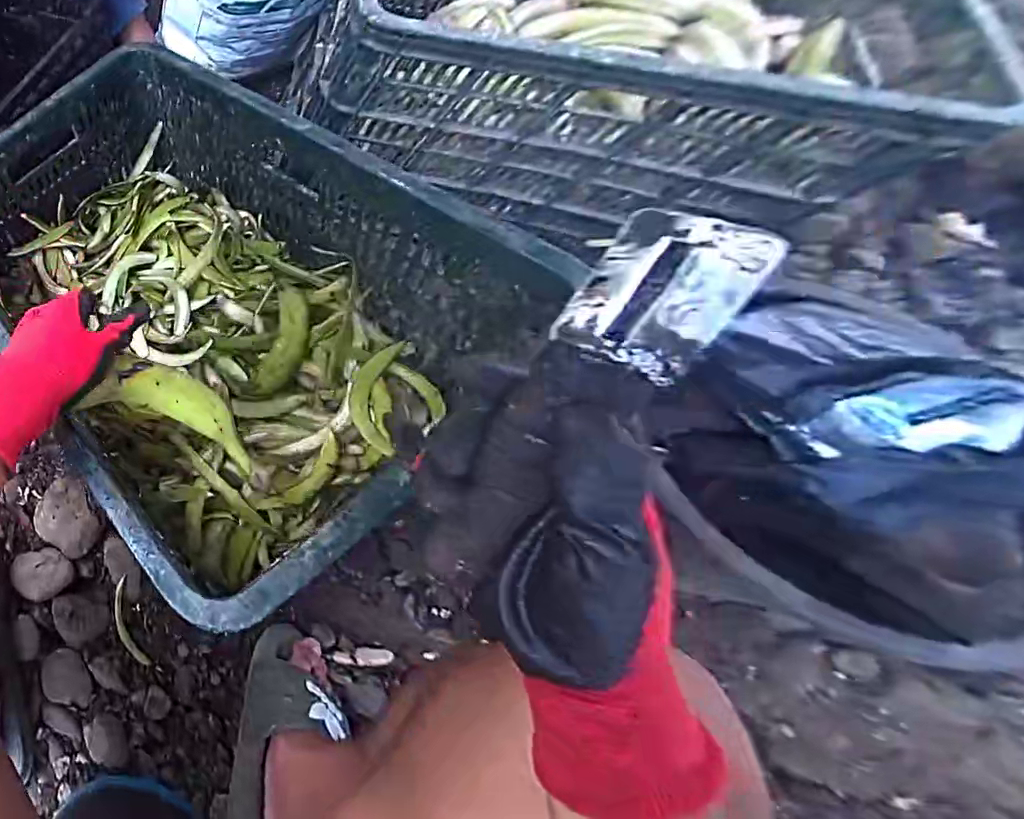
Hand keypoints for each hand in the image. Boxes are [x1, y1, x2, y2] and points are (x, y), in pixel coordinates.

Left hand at [0, 290, 141, 467]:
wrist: (22, 394)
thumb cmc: (63, 368)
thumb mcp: (98, 351)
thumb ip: (115, 332)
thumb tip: (133, 317)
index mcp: (63, 306)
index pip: (85, 297)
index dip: (97, 311)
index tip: (104, 326)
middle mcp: (42, 312)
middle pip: (67, 314)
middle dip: (79, 328)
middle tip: (91, 348)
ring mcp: (26, 329)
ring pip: (51, 330)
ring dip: (62, 342)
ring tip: (73, 364)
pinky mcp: (16, 348)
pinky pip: (38, 346)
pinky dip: (47, 354)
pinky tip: (54, 372)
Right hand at [419, 347, 726, 816]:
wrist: (561, 669)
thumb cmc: (602, 614)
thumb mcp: (613, 551)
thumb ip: (599, 484)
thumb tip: (583, 407)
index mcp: (592, 466)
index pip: (552, 401)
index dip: (516, 385)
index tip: (479, 377)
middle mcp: (544, 466)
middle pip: (491, 414)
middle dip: (467, 431)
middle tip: (457, 464)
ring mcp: (503, 486)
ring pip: (459, 440)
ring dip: (445, 459)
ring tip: (449, 498)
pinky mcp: (470, 507)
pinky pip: (439, 476)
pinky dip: (432, 483)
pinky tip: (440, 506)